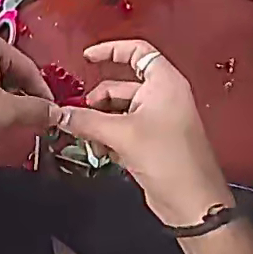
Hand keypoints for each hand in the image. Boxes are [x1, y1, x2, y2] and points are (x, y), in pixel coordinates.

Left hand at [0, 31, 57, 160]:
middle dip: (21, 97)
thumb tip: (54, 112)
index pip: (28, 66)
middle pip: (9, 71)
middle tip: (31, 119)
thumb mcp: (4, 113)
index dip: (42, 93)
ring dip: (2, 101)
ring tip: (5, 123)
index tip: (50, 111)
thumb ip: (36, 110)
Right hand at [62, 40, 232, 227]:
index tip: (86, 57)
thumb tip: (61, 113)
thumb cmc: (168, 159)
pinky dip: (109, 138)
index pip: (136, 51)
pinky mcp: (151, 141)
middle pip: (120, 86)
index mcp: (164, 83)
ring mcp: (157, 120)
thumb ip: (87, 120)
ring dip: (99, 124)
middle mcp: (162, 96)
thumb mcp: (122, 135)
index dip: (110, 50)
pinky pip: (123, 130)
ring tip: (89, 141)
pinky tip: (102, 153)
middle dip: (97, 102)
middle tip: (77, 117)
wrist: (192, 203)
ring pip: (118, 111)